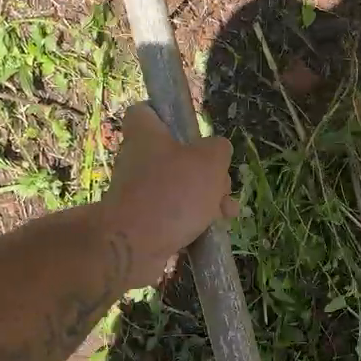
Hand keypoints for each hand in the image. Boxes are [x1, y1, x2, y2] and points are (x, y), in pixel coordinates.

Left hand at [101, 103, 236, 287]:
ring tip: (227, 214)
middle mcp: (136, 162)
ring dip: (205, 201)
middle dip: (206, 173)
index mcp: (145, 134)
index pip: (146, 112)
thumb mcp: (209, 162)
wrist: (134, 247)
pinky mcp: (141, 225)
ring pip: (177, 191)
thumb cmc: (171, 193)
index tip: (191, 132)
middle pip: (175, 157)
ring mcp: (137, 196)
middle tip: (223, 187)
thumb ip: (218, 150)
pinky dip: (191, 223)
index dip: (169, 118)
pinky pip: (171, 218)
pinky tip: (211, 233)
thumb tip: (217, 152)